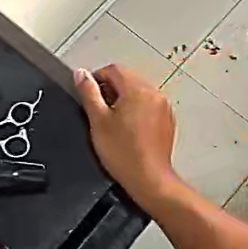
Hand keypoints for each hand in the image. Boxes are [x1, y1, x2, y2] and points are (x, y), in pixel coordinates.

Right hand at [74, 65, 182, 205]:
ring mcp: (163, 107)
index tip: (88, 92)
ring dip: (124, 100)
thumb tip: (81, 74)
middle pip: (127, 79)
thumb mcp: (97, 120)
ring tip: (113, 123)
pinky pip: (148, 106)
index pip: (114, 69)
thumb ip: (88, 92)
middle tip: (99, 111)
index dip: (96, 78)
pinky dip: (137, 111)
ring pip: (138, 92)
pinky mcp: (166, 120)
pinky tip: (128, 130)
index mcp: (137, 90)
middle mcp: (154, 94)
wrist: (148, 179)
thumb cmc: (124, 154)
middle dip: (110, 90)